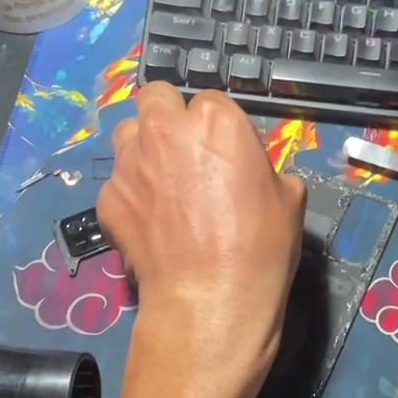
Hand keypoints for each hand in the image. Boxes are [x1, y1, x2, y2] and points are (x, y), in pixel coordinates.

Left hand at [98, 84, 306, 393]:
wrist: (211, 298)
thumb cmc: (261, 247)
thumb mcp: (289, 200)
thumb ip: (265, 171)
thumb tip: (253, 176)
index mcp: (216, 120)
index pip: (211, 100)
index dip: (220, 127)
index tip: (228, 154)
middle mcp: (165, 130)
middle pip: (157, 98)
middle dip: (170, 118)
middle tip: (187, 153)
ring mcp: (130, 162)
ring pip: (129, 134)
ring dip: (145, 149)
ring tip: (164, 184)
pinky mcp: (107, 197)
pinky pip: (118, 182)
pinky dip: (133, 196)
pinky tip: (152, 224)